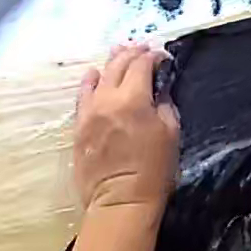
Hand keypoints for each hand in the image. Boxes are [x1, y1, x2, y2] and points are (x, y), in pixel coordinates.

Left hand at [73, 43, 179, 213]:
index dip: (154, 56)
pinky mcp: (79, 126)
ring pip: (99, 76)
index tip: (163, 57)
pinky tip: (94, 74)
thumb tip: (158, 91)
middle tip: (144, 49)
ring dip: (112, 62)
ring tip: (120, 53)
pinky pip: (83, 95)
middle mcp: (107, 99)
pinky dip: (90, 82)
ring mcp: (89, 111)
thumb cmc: (154, 169)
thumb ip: (164, 105)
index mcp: (133, 98)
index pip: (142, 64)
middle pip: (119, 64)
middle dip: (133, 54)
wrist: (121, 201)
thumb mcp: (171, 132)